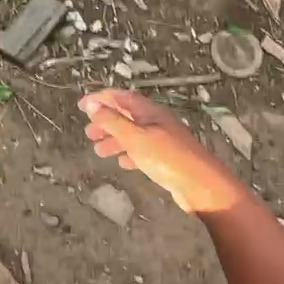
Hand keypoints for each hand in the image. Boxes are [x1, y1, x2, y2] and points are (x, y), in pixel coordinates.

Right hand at [79, 89, 248, 213]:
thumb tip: (92, 104)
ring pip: (133, 135)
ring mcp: (163, 141)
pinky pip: (142, 151)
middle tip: (88, 132)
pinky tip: (122, 162)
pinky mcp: (167, 159)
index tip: (81, 105)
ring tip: (98, 151)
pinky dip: (129, 154)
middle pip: (126, 116)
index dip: (101, 99)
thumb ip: (112, 121)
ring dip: (114, 139)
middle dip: (106, 121)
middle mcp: (156, 122)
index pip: (121, 97)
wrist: (201, 186)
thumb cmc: (167, 158)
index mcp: (149, 112)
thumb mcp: (135, 137)